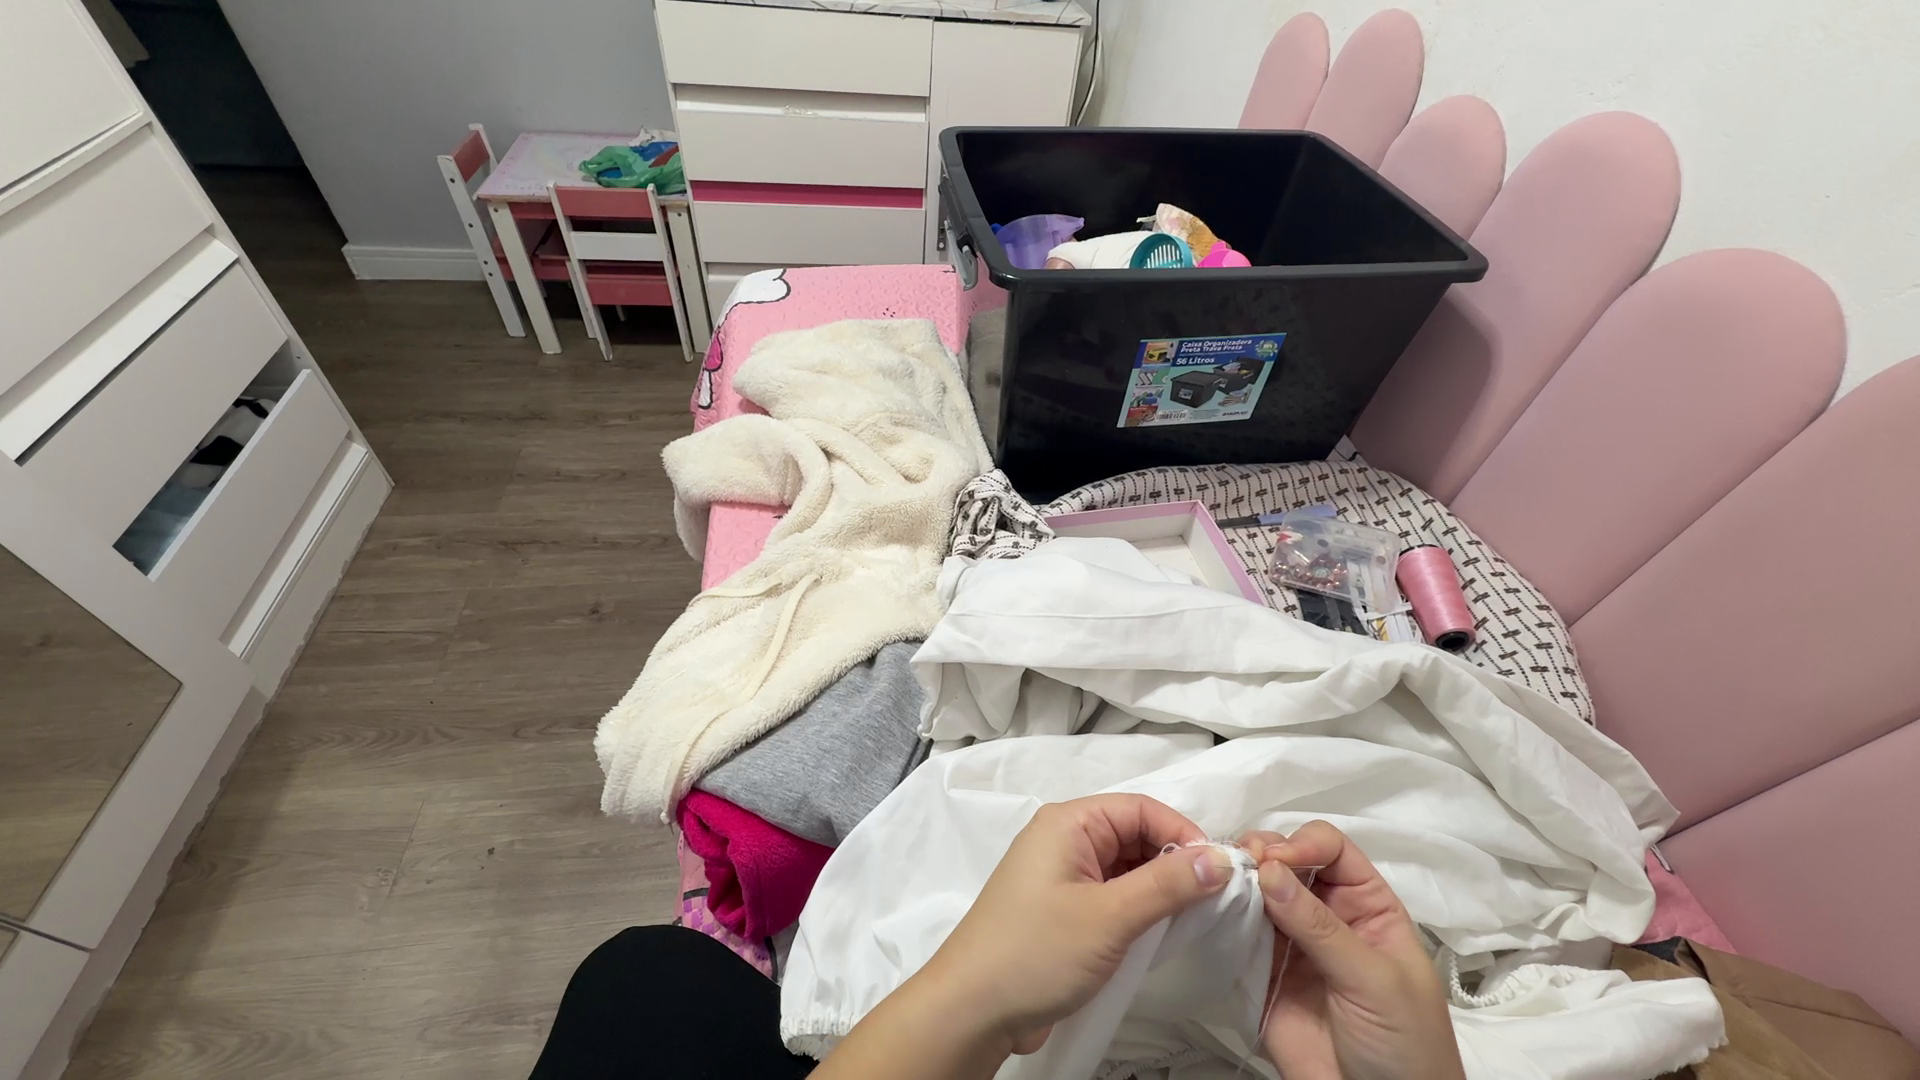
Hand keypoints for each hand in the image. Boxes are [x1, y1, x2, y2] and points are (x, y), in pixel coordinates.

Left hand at [917, 795, 1237, 1056]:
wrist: (973, 1009)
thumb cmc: (1037, 951)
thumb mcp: (1110, 917)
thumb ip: (1167, 885)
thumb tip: (1220, 858)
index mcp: (1069, 822)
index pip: (1139, 808)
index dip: (1182, 832)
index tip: (1219, 871)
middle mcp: (1065, 839)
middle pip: (1134, 835)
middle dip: (1174, 862)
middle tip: (1213, 900)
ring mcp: (1063, 875)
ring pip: (1126, 867)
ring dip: (1158, 889)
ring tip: (1191, 919)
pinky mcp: (1064, 909)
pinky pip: (1113, 894)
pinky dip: (1139, 909)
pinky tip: (1160, 934)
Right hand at [1239, 821, 1464, 1079]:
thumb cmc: (1403, 1045)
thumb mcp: (1375, 981)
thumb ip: (1321, 926)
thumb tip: (1268, 870)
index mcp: (1366, 905)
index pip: (1332, 849)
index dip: (1303, 845)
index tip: (1276, 862)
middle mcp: (1325, 911)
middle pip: (1288, 858)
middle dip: (1263, 851)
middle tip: (1242, 866)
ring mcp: (1289, 938)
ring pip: (1257, 886)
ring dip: (1238, 875)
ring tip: (1222, 880)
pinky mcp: (1258, 965)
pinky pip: (1236, 925)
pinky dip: (1222, 908)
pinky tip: (1211, 903)